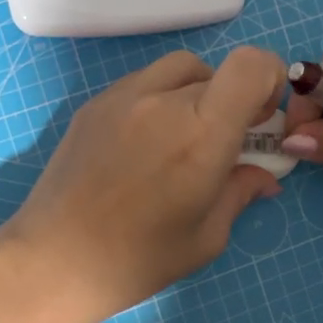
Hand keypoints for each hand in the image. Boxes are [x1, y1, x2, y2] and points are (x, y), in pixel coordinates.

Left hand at [3, 47, 287, 315]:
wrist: (54, 259)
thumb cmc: (138, 258)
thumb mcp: (206, 237)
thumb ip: (240, 192)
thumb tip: (263, 176)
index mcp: (201, 132)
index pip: (250, 64)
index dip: (268, 79)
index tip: (261, 117)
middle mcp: (163, 100)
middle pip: (216, 71)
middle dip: (231, 100)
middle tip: (222, 143)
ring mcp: (122, 96)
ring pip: (176, 69)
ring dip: (194, 92)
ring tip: (183, 137)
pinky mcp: (93, 104)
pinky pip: (140, 83)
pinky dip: (156, 100)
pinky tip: (144, 144)